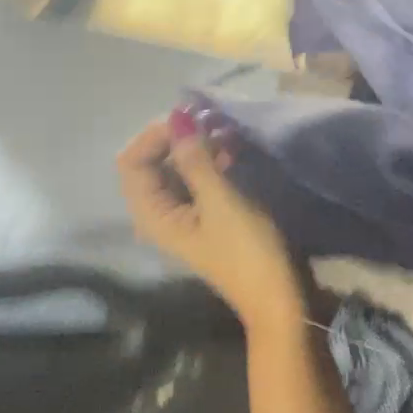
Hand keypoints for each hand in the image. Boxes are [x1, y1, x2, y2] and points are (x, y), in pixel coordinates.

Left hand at [117, 119, 301, 327]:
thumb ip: (197, 159)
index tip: (193, 117)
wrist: (279, 295)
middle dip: (180, 138)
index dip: (156, 134)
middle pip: (154, 163)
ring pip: (180, 170)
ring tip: (230, 132)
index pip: (132, 161)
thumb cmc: (248, 251)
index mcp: (151, 214)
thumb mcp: (222, 202)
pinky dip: (214, 164)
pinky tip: (237, 152)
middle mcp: (161, 213)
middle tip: (215, 120)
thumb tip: (178, 116)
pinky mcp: (210, 218)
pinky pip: (201, 182)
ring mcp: (186, 216)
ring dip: (200, 148)